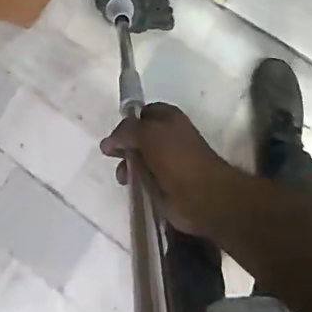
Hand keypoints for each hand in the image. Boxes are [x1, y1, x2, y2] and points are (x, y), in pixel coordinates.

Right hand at [101, 103, 240, 236]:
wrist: (203, 197)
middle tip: (114, 157)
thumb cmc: (177, 158)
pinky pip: (143, 178)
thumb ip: (127, 130)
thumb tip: (109, 141)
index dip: (127, 123)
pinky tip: (131, 187)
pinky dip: (135, 181)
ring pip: (139, 158)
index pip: (141, 114)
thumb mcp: (148, 133)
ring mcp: (167, 160)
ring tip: (124, 177)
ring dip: (127, 166)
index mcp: (168, 118)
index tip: (114, 139)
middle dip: (124, 146)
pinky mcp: (165, 183)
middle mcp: (168, 136)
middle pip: (137, 137)